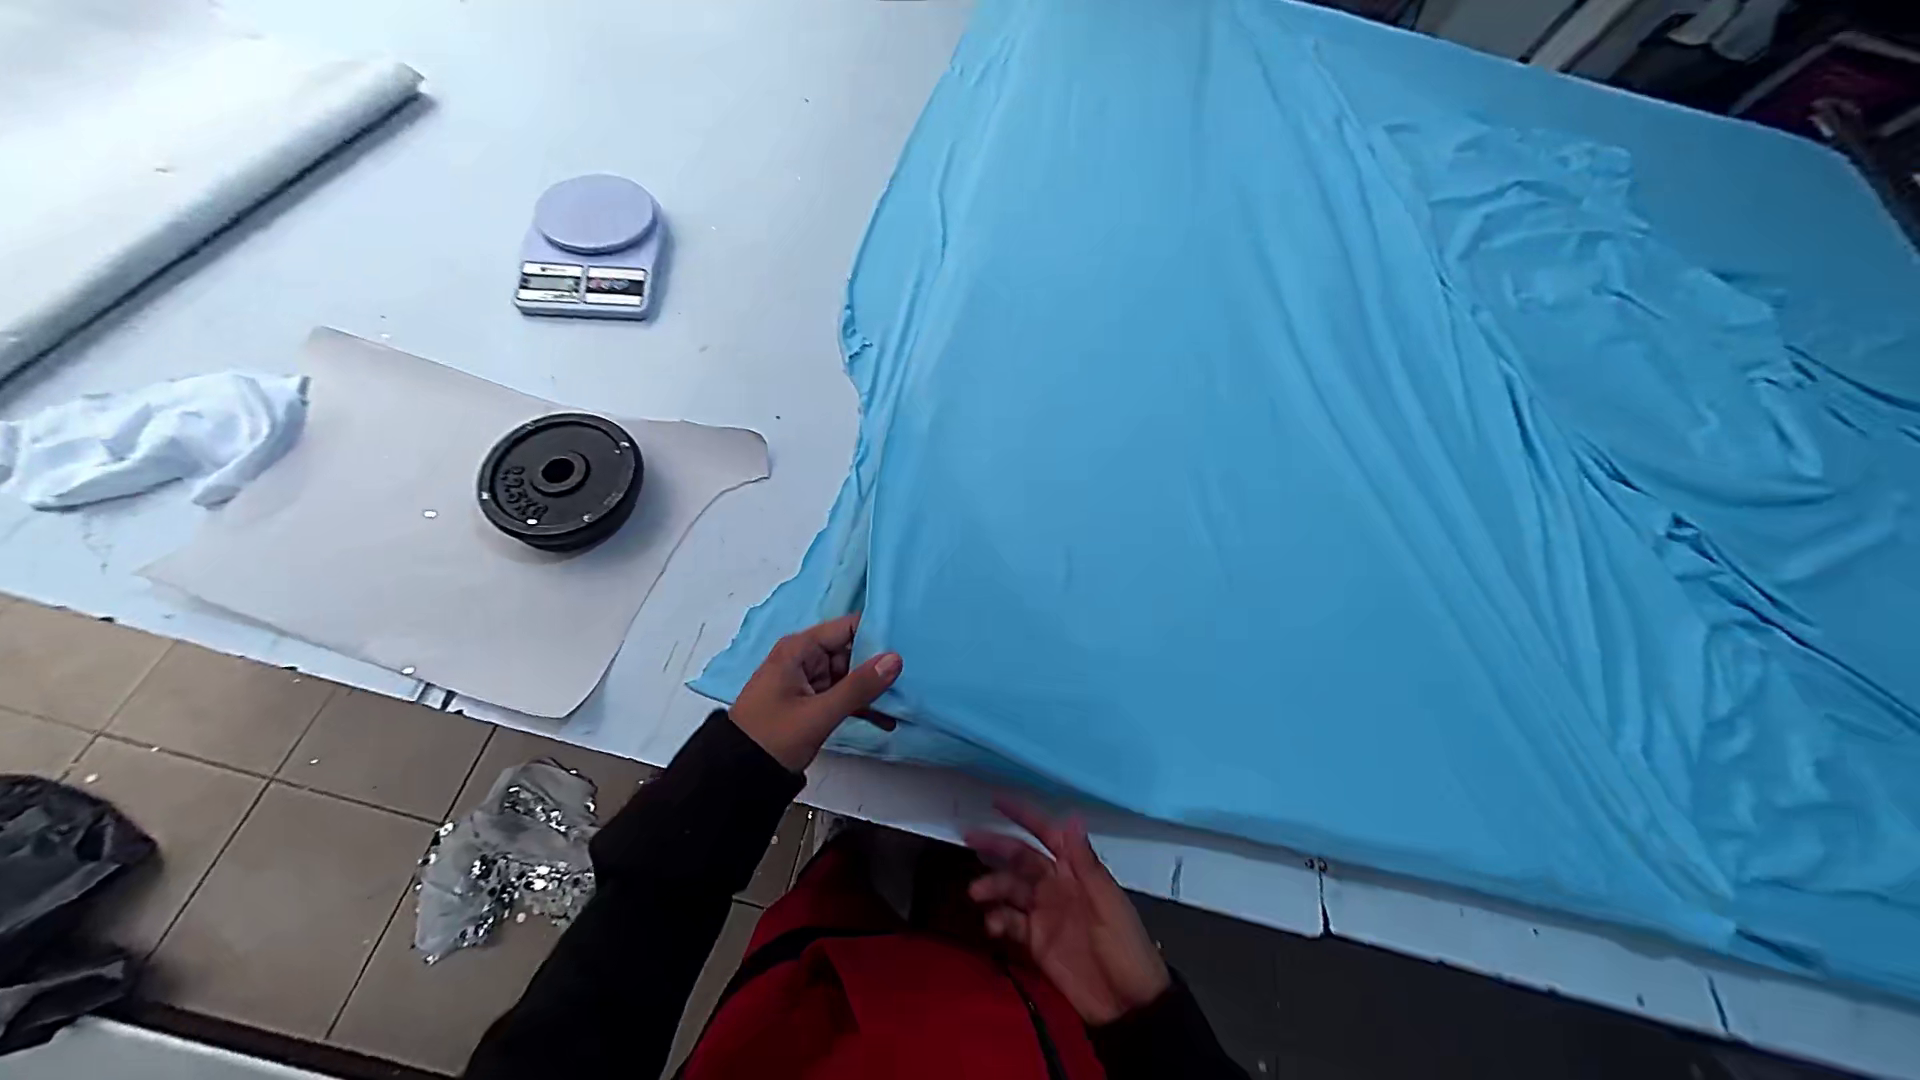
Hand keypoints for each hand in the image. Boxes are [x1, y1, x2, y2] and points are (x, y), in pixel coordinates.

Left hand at [730, 613, 901, 771]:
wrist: (738, 777)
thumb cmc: (772, 738)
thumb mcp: (819, 713)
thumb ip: (859, 686)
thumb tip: (895, 659)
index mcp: (800, 649)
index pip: (847, 628)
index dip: (877, 633)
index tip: (908, 644)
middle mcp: (805, 658)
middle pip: (853, 651)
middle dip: (880, 664)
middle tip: (914, 674)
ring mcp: (809, 680)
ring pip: (851, 675)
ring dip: (874, 689)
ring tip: (905, 699)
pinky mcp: (812, 701)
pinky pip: (843, 695)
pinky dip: (861, 705)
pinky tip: (887, 719)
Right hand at [965, 799, 1170, 1024]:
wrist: (1127, 1006)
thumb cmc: (1124, 947)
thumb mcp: (1108, 904)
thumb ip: (1085, 863)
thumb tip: (1072, 818)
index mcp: (1076, 870)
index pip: (1047, 834)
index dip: (1024, 815)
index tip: (997, 800)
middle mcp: (1056, 884)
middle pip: (1021, 857)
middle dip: (996, 845)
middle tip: (970, 838)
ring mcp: (1044, 912)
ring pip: (1010, 887)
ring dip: (992, 885)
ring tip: (976, 892)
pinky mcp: (1035, 940)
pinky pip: (1009, 921)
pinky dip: (997, 919)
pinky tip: (992, 925)